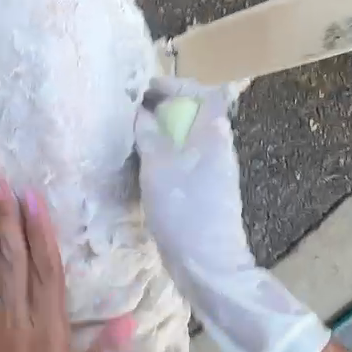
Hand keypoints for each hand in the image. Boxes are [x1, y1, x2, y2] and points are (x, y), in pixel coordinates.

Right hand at [135, 77, 328, 351]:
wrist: (209, 266)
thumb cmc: (184, 211)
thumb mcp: (157, 167)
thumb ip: (149, 135)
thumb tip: (142, 113)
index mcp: (213, 133)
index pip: (203, 91)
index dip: (175, 84)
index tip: (145, 89)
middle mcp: (219, 145)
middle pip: (195, 112)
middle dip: (164, 107)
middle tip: (132, 112)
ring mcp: (215, 169)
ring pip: (189, 136)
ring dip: (163, 132)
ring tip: (133, 137)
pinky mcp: (207, 189)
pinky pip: (186, 157)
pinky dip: (166, 153)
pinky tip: (145, 166)